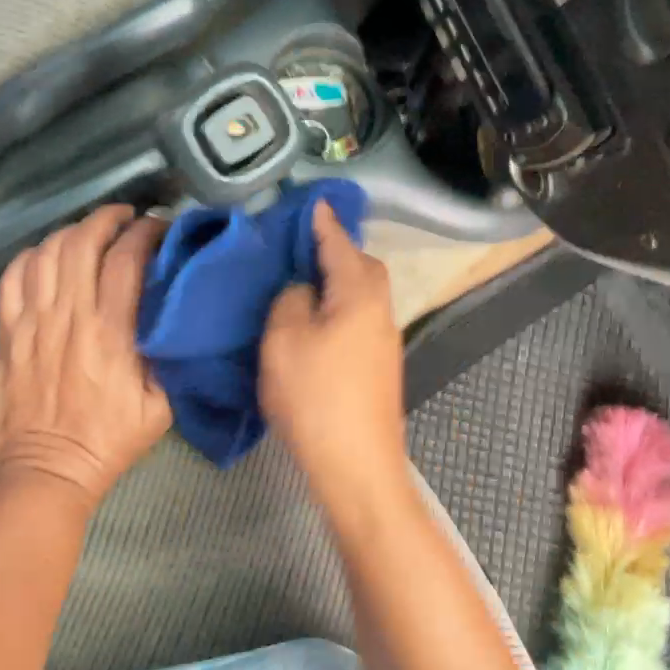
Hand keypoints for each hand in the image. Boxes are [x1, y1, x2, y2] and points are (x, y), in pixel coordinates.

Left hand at [0, 206, 170, 509]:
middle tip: (125, 219)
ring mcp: (33, 321)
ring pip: (48, 252)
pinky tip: (48, 256)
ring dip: (72, 231)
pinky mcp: (7, 332)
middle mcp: (70, 315)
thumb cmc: (108, 440)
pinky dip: (32, 256)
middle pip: (84, 241)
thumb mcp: (161, 405)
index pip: (127, 258)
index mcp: (112, 332)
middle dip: (108, 218)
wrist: (45, 471)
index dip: (145, 232)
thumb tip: (177, 311)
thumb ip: (169, 354)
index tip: (159, 229)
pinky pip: (13, 276)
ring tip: (90, 232)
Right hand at [260, 201, 406, 498]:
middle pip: (363, 267)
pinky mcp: (379, 366)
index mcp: (359, 294)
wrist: (357, 466)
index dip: (323, 223)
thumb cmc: (316, 397)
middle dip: (337, 251)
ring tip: (302, 280)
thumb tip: (303, 289)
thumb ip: (291, 300)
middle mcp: (380, 310)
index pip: (340, 244)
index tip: (313, 203)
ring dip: (337, 281)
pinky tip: (315, 320)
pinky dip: (339, 307)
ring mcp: (384, 341)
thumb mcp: (284, 339)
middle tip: (302, 246)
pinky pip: (359, 318)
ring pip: (362, 295)